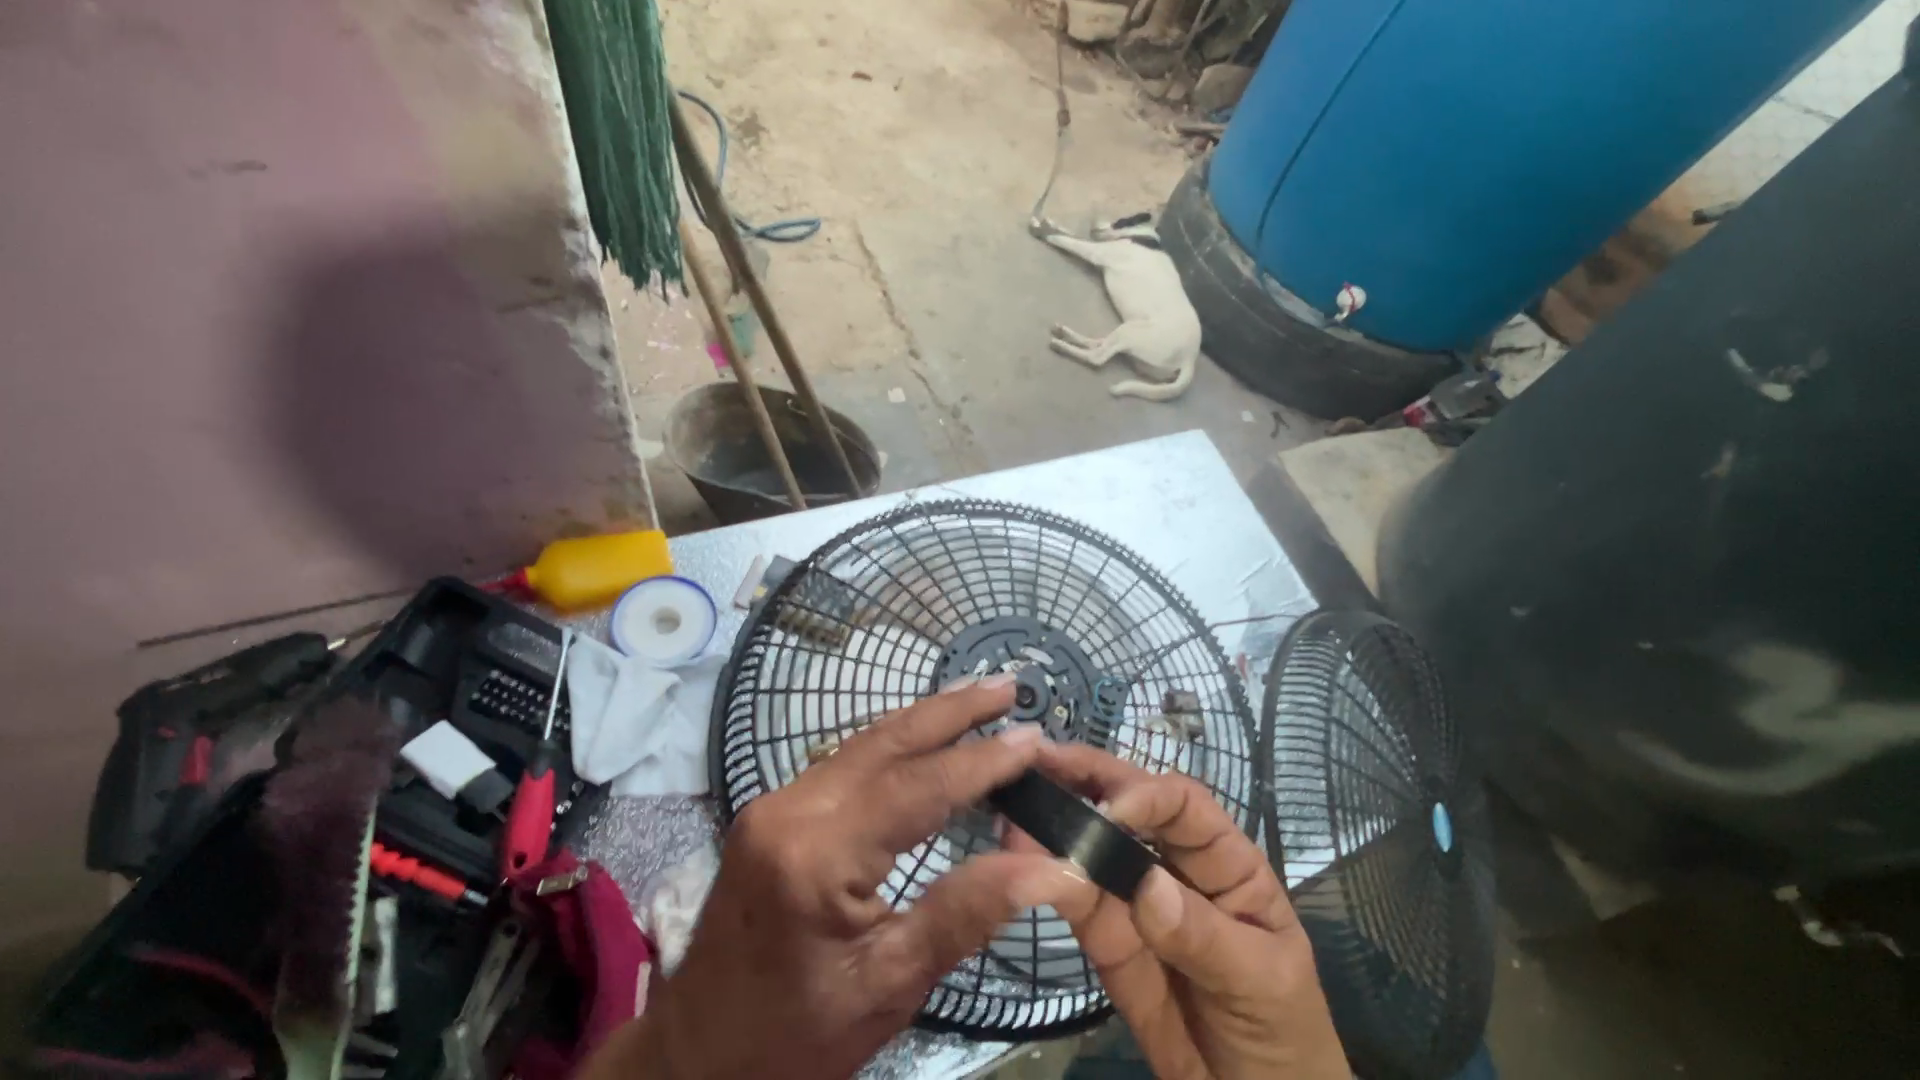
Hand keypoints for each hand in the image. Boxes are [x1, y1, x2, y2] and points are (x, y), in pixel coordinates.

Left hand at [582, 676, 1079, 1079]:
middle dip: (951, 712)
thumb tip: (1048, 866)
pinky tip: (923, 739)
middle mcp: (789, 812)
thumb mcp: (890, 985)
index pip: (915, 788)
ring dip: (923, 720)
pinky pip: (843, 765)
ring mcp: (774, 807)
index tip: (1034, 739)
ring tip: (978, 697)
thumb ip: (965, 913)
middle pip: (883, 744)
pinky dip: (893, 745)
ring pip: (861, 746)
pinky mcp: (771, 814)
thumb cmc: (797, 1034)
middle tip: (1008, 687)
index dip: (980, 762)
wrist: (699, 1052)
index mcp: (816, 857)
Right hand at [1025, 742, 1348, 1079]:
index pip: (1184, 807)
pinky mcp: (1109, 944)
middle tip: (1039, 760)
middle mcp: (1176, 868)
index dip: (1146, 797)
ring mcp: (1137, 904)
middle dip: (1087, 779)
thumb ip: (1204, 935)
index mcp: (1226, 862)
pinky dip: (1049, 881)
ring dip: (1056, 826)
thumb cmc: (1282, 1031)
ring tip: (1013, 806)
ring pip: (1095, 852)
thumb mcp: (1260, 980)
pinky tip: (1020, 857)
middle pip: (1130, 810)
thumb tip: (1146, 886)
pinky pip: (1079, 906)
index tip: (1108, 810)